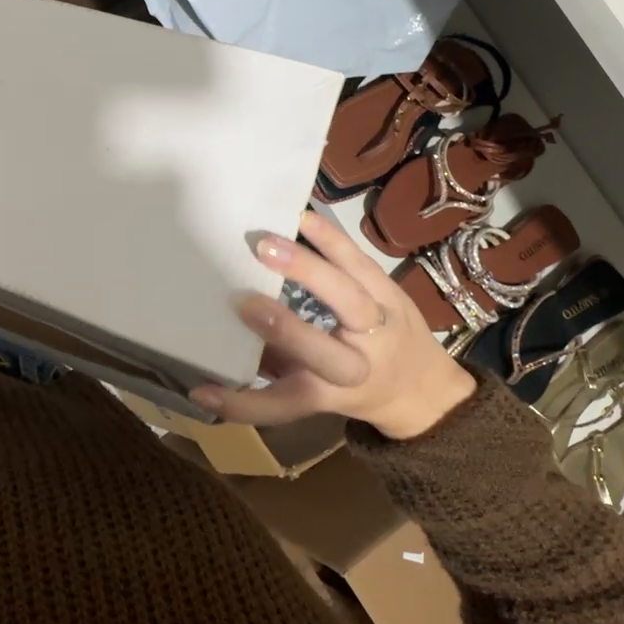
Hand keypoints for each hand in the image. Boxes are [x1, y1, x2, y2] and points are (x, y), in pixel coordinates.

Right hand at [190, 210, 477, 440]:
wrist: (422, 387)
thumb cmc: (345, 385)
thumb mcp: (306, 386)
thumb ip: (266, 361)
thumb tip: (214, 328)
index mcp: (324, 392)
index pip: (281, 405)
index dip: (241, 403)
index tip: (202, 392)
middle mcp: (353, 367)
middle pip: (323, 353)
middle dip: (286, 329)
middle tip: (244, 301)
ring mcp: (380, 328)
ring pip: (349, 298)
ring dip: (307, 268)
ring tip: (268, 243)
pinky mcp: (392, 294)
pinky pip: (362, 264)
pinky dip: (332, 239)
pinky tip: (303, 219)